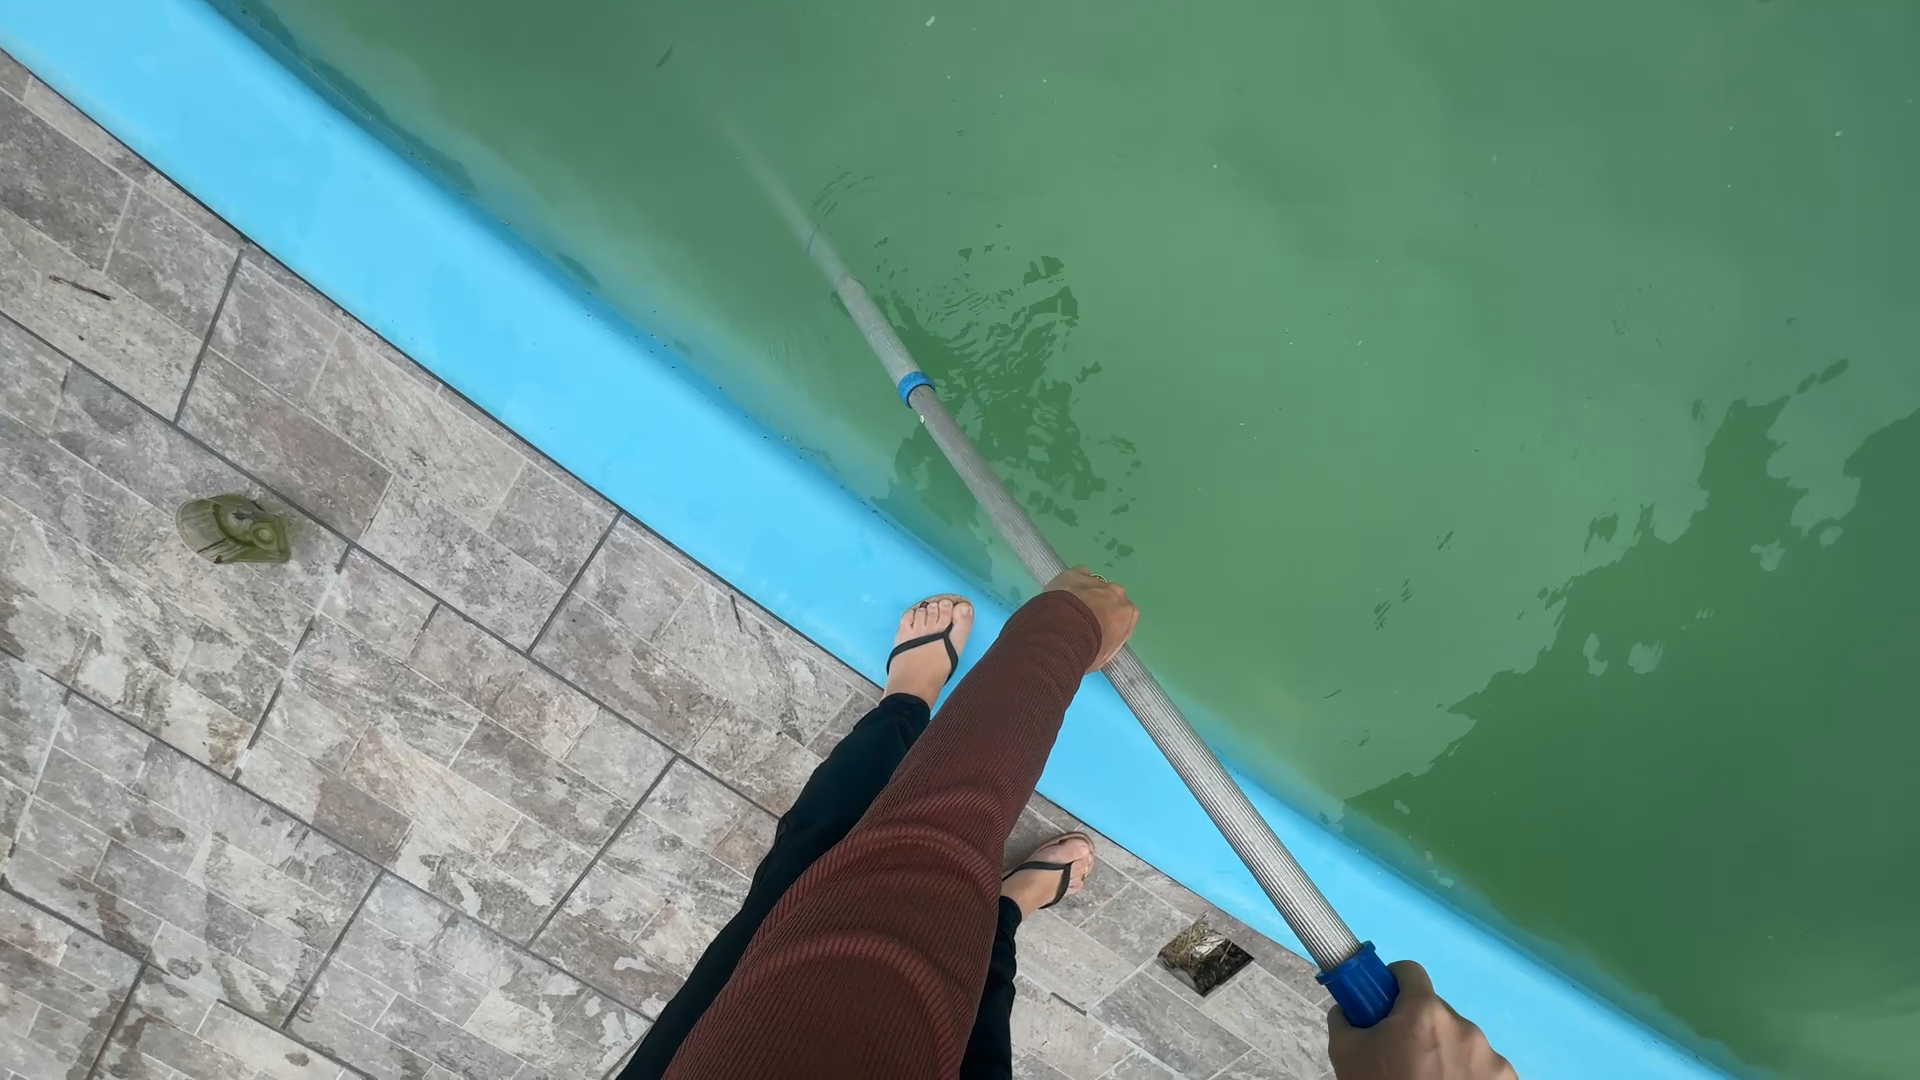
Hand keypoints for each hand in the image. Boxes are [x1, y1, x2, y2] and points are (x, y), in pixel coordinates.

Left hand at [1043, 566, 1137, 671]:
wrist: (1063, 633)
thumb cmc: (1088, 650)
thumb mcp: (1104, 656)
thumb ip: (1108, 643)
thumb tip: (1101, 644)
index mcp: (1129, 614)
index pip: (1124, 616)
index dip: (1111, 621)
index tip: (1100, 629)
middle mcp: (1117, 594)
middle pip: (1111, 597)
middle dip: (1100, 605)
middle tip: (1083, 619)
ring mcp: (1097, 581)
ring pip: (1095, 585)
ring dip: (1086, 593)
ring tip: (1069, 606)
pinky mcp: (1076, 573)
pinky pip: (1079, 573)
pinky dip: (1074, 580)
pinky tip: (1064, 590)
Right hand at [1328, 962, 1515, 1079]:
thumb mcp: (1345, 1052)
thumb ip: (1345, 1019)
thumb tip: (1350, 1010)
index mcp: (1425, 1012)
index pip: (1410, 972)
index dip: (1394, 982)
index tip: (1386, 1003)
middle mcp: (1465, 1029)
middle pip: (1436, 1012)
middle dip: (1420, 1026)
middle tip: (1404, 1056)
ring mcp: (1494, 1061)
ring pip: (1462, 1042)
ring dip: (1448, 1053)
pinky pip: (1485, 1069)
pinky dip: (1471, 1076)